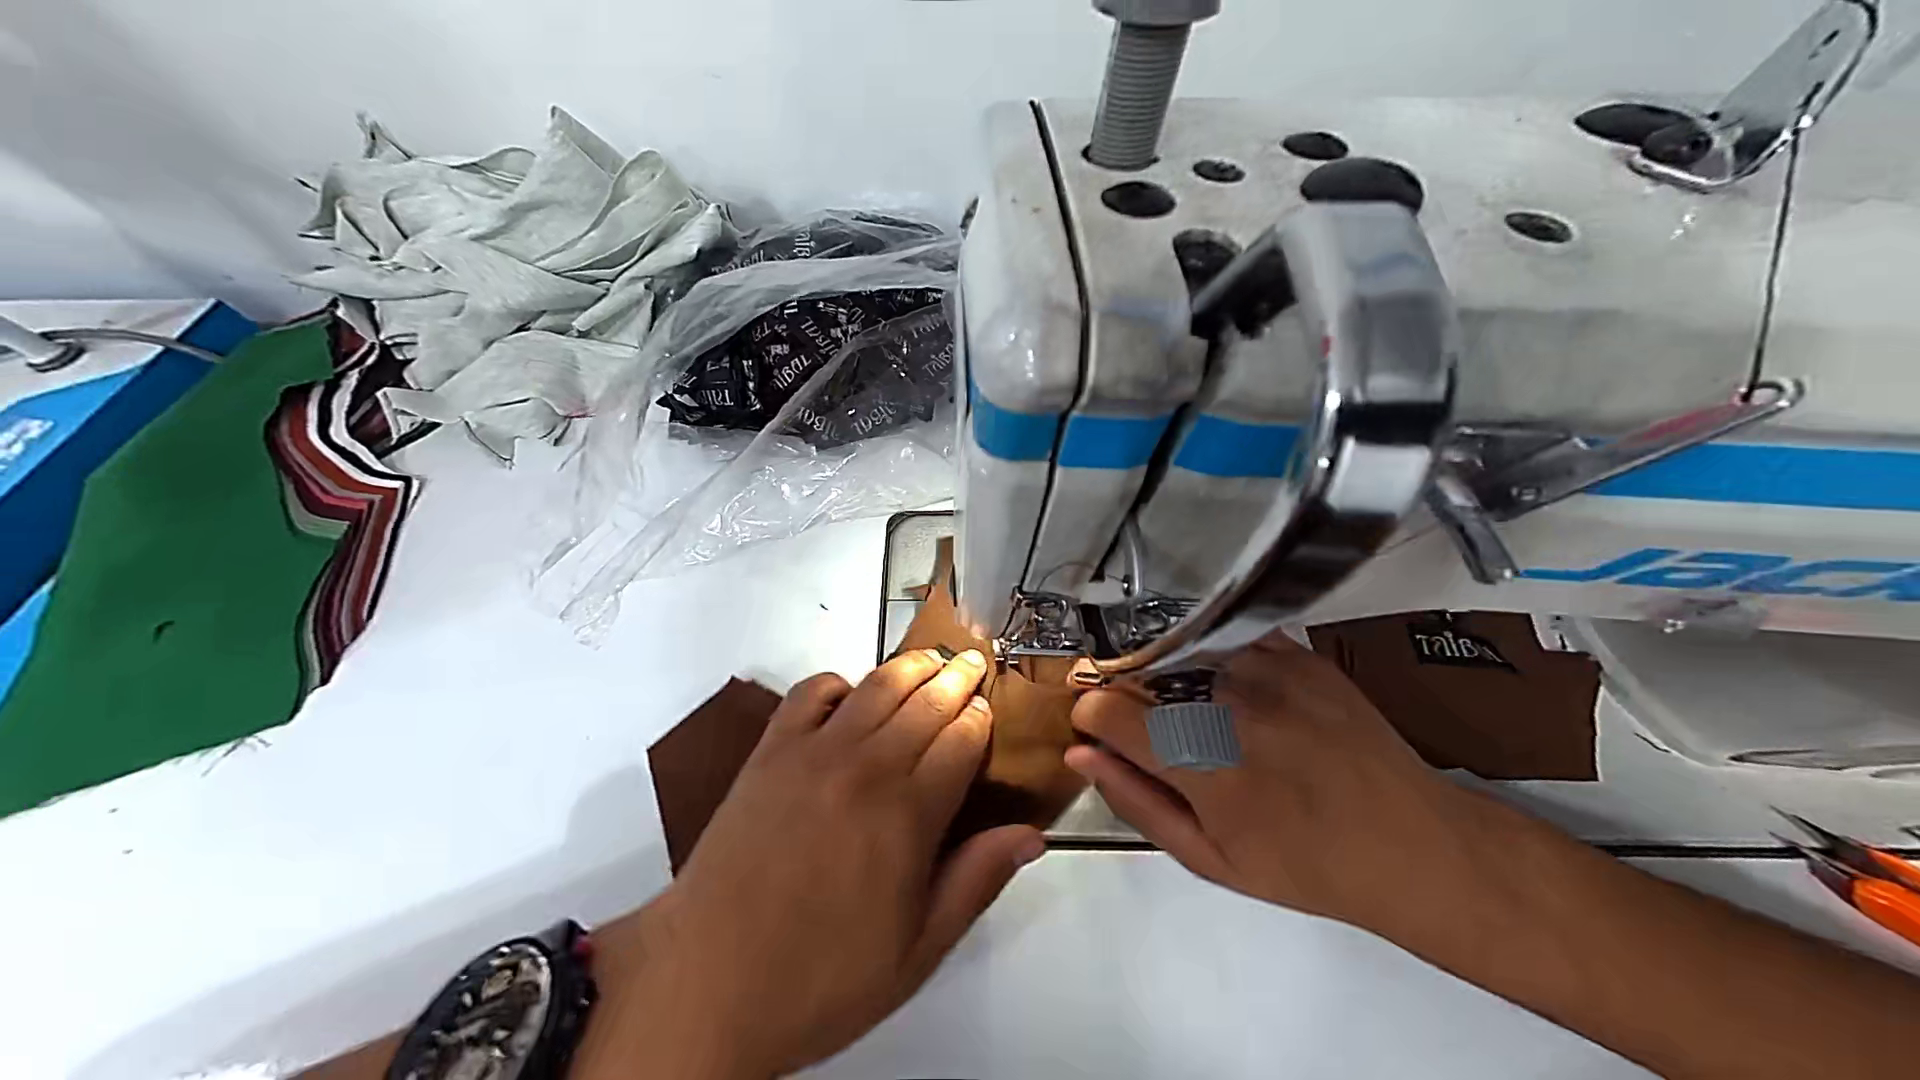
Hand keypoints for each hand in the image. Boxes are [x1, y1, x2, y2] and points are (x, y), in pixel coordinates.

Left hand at [589, 650, 1045, 1078]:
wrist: (709, 981)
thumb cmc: (821, 977)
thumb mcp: (916, 951)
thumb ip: (976, 882)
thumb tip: (1029, 834)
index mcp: (909, 816)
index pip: (962, 739)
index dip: (982, 718)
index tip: (989, 711)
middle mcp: (867, 769)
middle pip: (927, 702)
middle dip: (957, 678)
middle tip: (972, 663)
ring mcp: (814, 753)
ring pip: (877, 686)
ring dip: (910, 666)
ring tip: (930, 659)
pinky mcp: (770, 751)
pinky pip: (809, 693)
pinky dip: (836, 682)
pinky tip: (849, 692)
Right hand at [1065, 630, 1483, 932]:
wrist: (1411, 843)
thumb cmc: (1304, 864)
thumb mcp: (1209, 857)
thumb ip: (1136, 800)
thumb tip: (1081, 754)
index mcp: (1202, 765)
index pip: (1106, 709)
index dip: (1090, 717)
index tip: (1101, 730)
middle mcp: (1230, 706)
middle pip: (1138, 672)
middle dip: (1126, 694)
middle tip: (1151, 726)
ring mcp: (1267, 671)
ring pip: (1179, 649)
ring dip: (1168, 675)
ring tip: (1195, 710)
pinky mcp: (1297, 654)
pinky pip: (1226, 638)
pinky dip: (1212, 658)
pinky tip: (1232, 691)